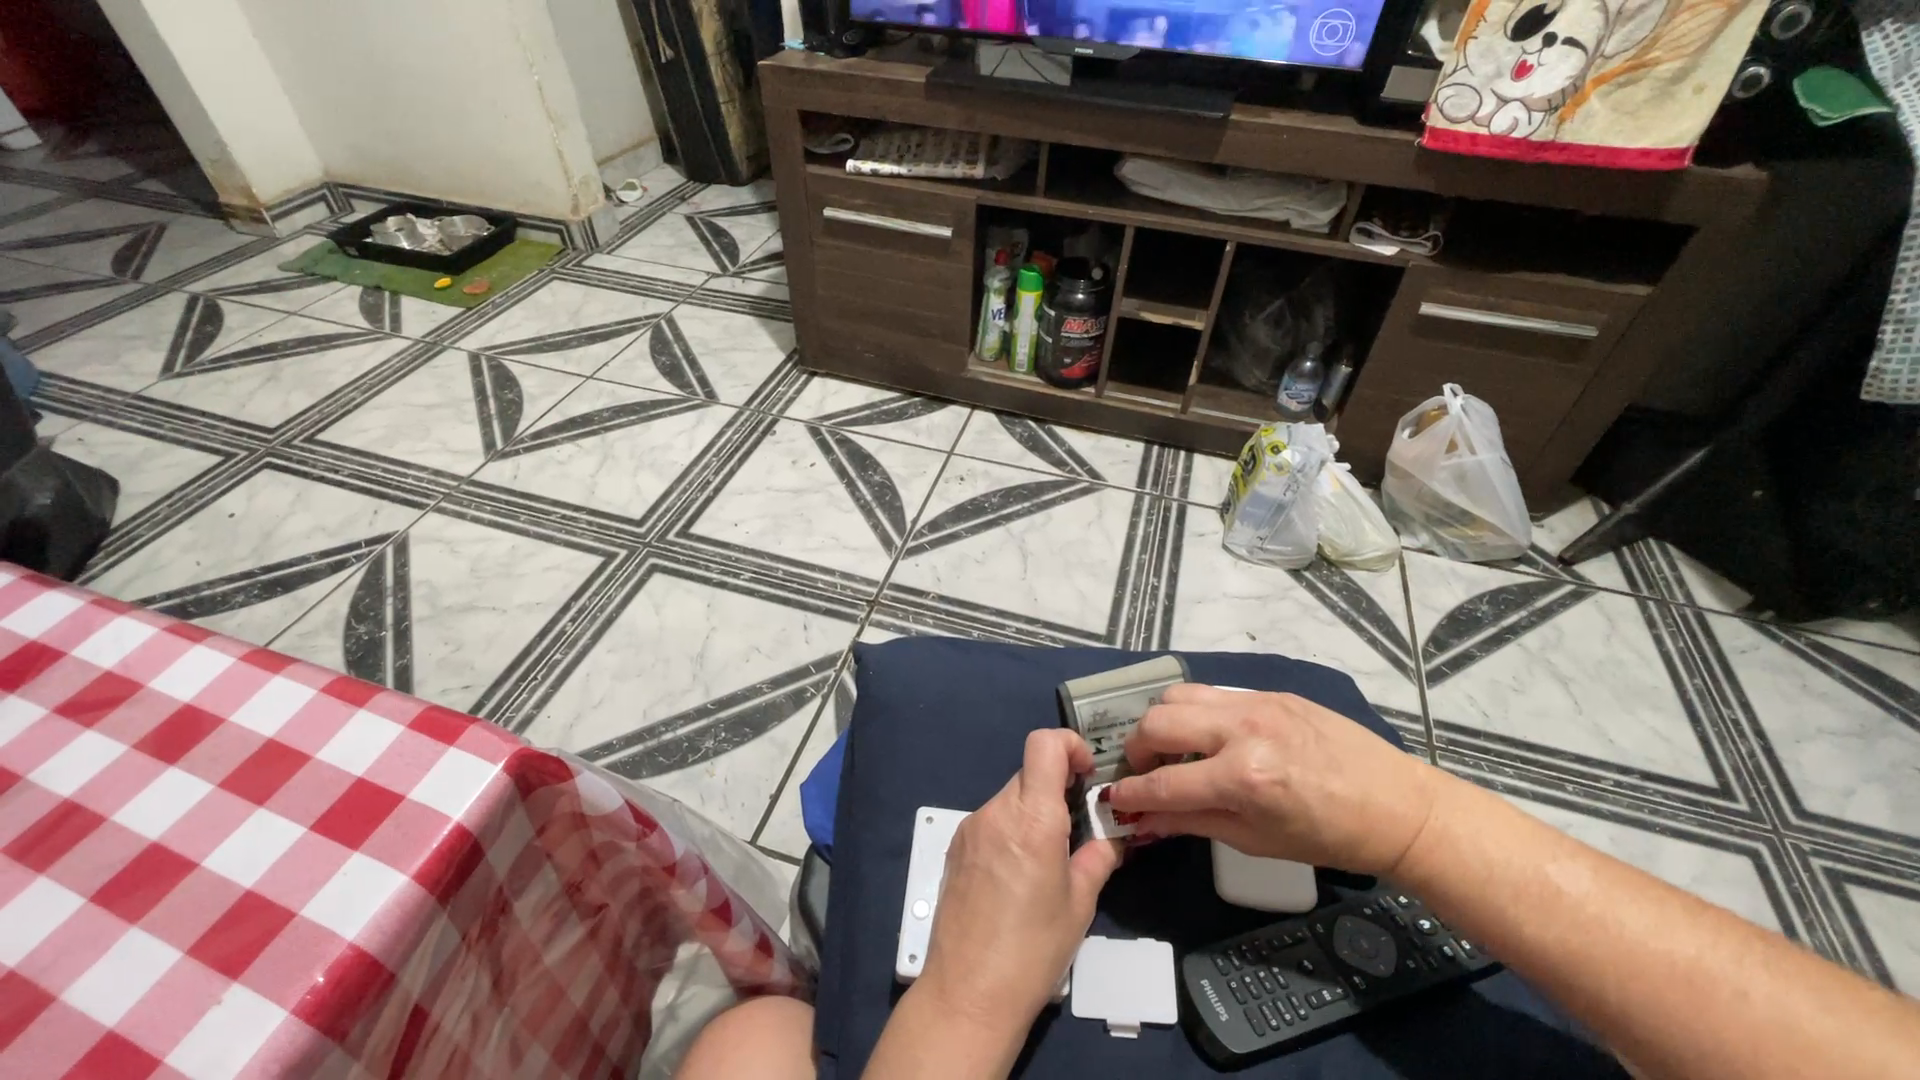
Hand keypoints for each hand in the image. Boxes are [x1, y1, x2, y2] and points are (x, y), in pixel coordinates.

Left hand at [918, 729, 1123, 1035]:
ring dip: (1034, 811)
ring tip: (1051, 858)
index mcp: (1032, 818)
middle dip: (1057, 788)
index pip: (1044, 744)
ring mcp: (970, 829)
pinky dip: (1011, 830)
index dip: (1070, 746)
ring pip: (1010, 798)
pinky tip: (1020, 874)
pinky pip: (991, 821)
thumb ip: (1098, 857)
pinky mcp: (955, 848)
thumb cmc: (1033, 950)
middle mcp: (996, 812)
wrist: (968, 993)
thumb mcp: (1080, 903)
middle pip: (1029, 773)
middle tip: (1079, 826)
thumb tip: (1112, 836)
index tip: (1087, 775)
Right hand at [1106, 684, 1438, 875]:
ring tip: (1174, 748)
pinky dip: (1197, 713)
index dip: (1131, 794)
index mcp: (1243, 778)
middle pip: (1158, 722)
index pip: (1163, 784)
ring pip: (1179, 695)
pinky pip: (1214, 693)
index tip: (1114, 800)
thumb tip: (1142, 820)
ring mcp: (1257, 703)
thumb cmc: (1328, 837)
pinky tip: (1211, 737)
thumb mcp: (1254, 841)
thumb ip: (1191, 823)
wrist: (1397, 806)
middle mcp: (1243, 730)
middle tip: (1144, 771)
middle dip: (1137, 749)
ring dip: (1163, 721)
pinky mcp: (1271, 692)